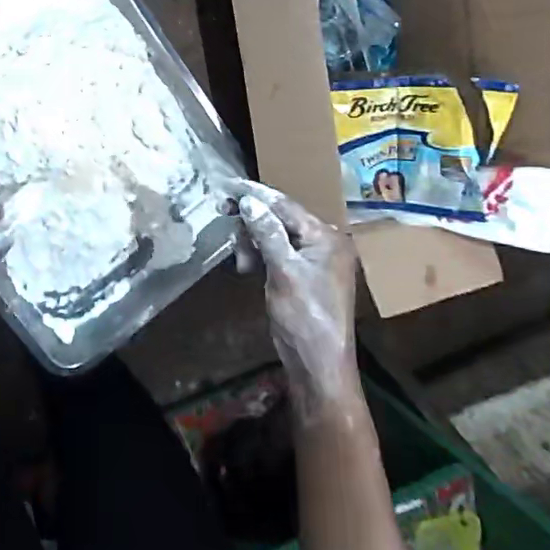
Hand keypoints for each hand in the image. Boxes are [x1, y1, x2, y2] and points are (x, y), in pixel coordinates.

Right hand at [224, 179, 361, 417]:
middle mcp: (323, 243)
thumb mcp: (284, 272)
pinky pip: (275, 251)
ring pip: (274, 234)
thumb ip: (267, 233)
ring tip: (240, 260)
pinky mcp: (301, 275)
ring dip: (252, 241)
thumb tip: (249, 202)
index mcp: (326, 238)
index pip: (285, 205)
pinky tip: (245, 266)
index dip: (255, 194)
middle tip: (223, 215)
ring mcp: (313, 260)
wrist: (318, 364)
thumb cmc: (305, 317)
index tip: (226, 184)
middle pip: (279, 217)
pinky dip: (258, 254)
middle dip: (251, 219)